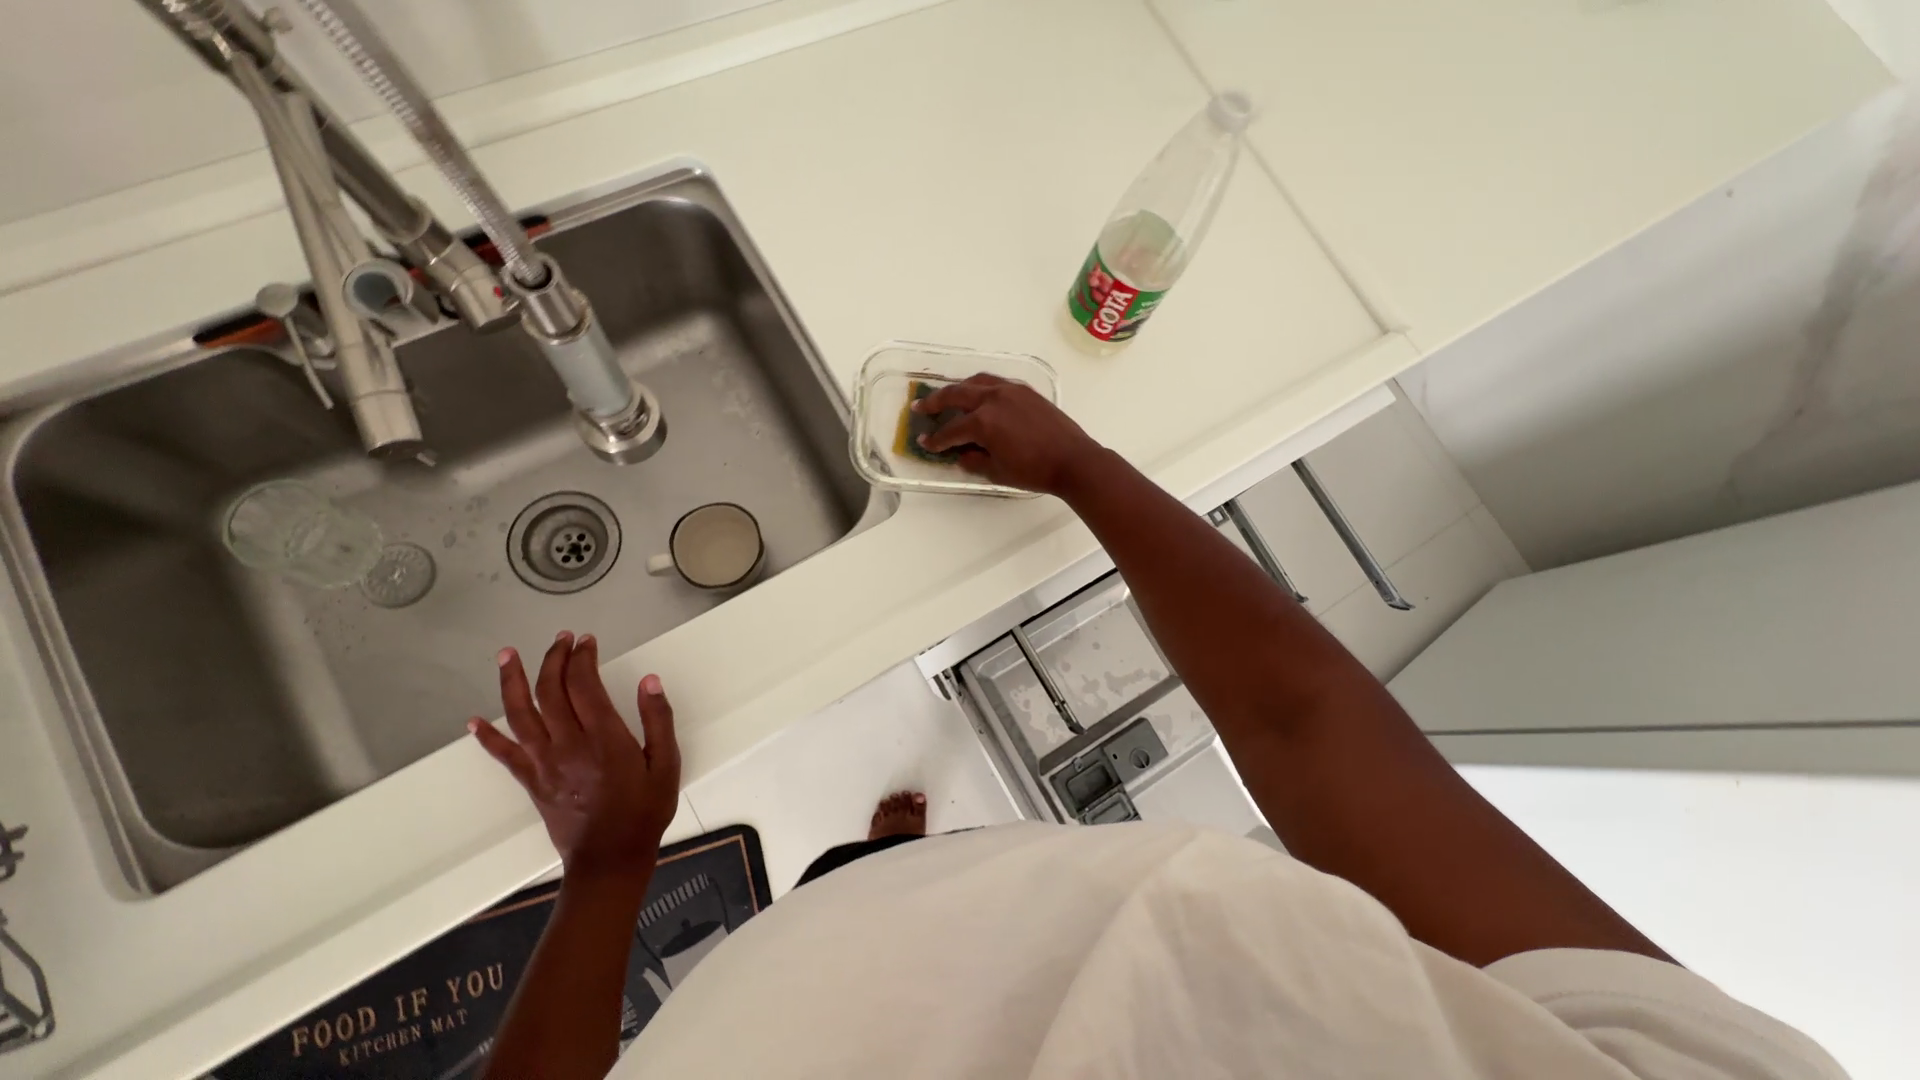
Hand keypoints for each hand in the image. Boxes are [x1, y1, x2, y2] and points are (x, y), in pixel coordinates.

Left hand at [469, 632, 681, 882]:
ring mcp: (544, 762)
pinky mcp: (531, 781)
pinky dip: (486, 736)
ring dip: (511, 680)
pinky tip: (473, 721)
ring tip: (507, 655)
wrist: (610, 858)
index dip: (582, 657)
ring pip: (520, 713)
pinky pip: (503, 754)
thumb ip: (658, 720)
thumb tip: (649, 682)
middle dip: (554, 658)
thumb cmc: (644, 811)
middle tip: (561, 639)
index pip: (584, 684)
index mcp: (604, 737)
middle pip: (550, 690)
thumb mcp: (667, 764)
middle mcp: (567, 744)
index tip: (587, 641)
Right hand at [914, 374, 1108, 496]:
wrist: (1073, 460)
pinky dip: (981, 386)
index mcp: (983, 422)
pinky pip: (996, 382)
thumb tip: (961, 455)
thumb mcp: (997, 472)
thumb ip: (974, 461)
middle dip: (936, 402)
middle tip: (921, 407)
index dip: (936, 440)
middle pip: (957, 395)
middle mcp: (993, 399)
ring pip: (977, 381)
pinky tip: (980, 394)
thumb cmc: (1034, 471)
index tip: (925, 443)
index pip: (951, 430)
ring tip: (948, 395)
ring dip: (959, 388)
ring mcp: (1011, 391)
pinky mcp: (1026, 390)